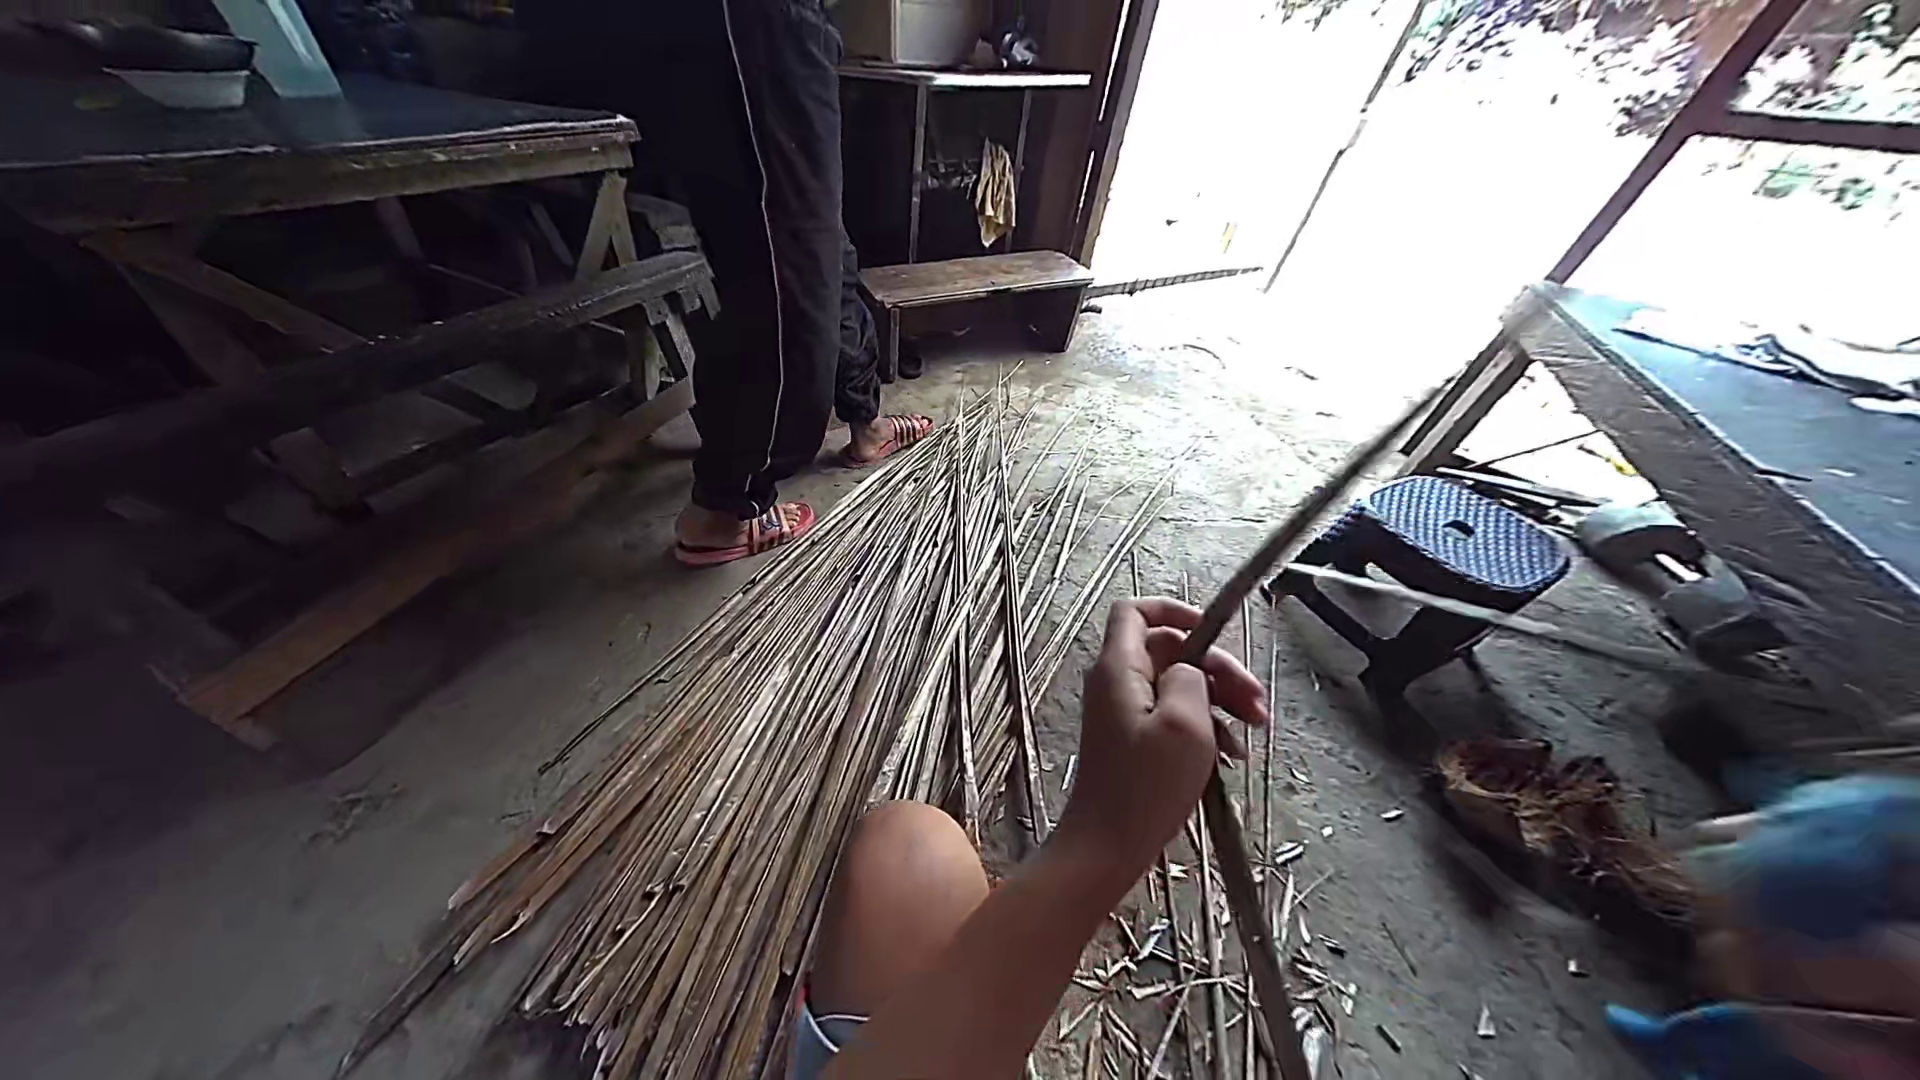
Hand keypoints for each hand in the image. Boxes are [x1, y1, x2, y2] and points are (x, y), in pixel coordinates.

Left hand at [1053, 597, 1268, 879]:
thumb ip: (1192, 679)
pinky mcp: (1133, 736)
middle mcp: (1116, 681)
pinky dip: (1203, 724)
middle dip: (1217, 668)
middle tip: (1255, 701)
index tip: (1214, 632)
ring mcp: (1123, 709)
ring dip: (1218, 699)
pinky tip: (1230, 751)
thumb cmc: (1144, 788)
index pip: (1136, 611)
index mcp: (1119, 668)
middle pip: (1170, 650)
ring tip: (1253, 727)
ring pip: (1177, 682)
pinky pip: (1171, 713)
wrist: (1107, 845)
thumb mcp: (1184, 725)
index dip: (1175, 610)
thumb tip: (1191, 667)